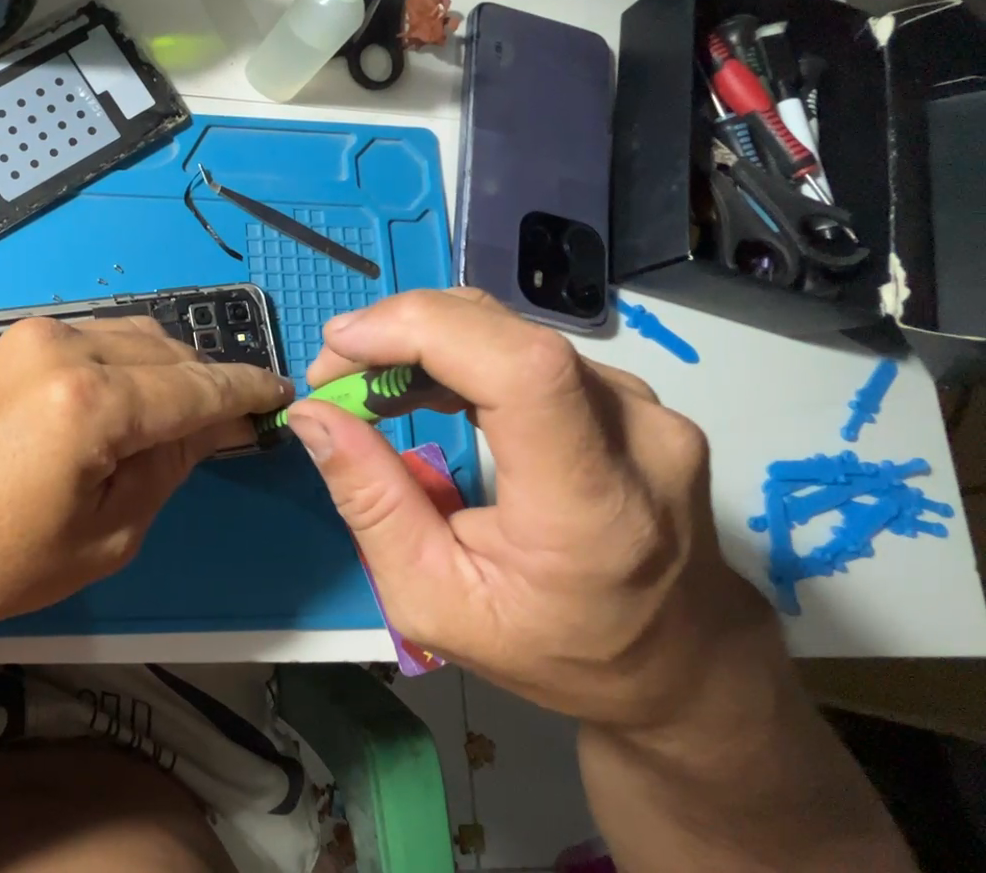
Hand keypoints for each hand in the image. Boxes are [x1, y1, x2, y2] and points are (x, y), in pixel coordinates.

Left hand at [0, 317, 292, 647]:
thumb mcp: (108, 535)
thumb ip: (170, 466)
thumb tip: (214, 425)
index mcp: (90, 401)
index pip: (196, 387)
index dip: (245, 393)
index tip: (280, 397)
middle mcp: (62, 348)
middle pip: (168, 352)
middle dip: (206, 386)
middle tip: (230, 428)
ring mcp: (30, 338)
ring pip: (132, 338)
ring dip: (167, 373)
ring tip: (181, 423)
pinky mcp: (10, 344)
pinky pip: (93, 342)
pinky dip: (126, 366)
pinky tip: (131, 405)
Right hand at [285, 289, 774, 729]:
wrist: (682, 664)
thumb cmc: (553, 648)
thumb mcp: (434, 600)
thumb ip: (371, 505)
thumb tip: (313, 416)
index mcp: (591, 504)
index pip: (523, 371)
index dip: (424, 333)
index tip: (341, 347)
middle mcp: (637, 436)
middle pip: (509, 335)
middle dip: (400, 332)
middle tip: (334, 373)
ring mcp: (643, 409)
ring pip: (513, 332)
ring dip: (422, 340)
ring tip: (366, 386)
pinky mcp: (630, 398)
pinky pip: (527, 348)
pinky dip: (456, 353)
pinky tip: (419, 388)